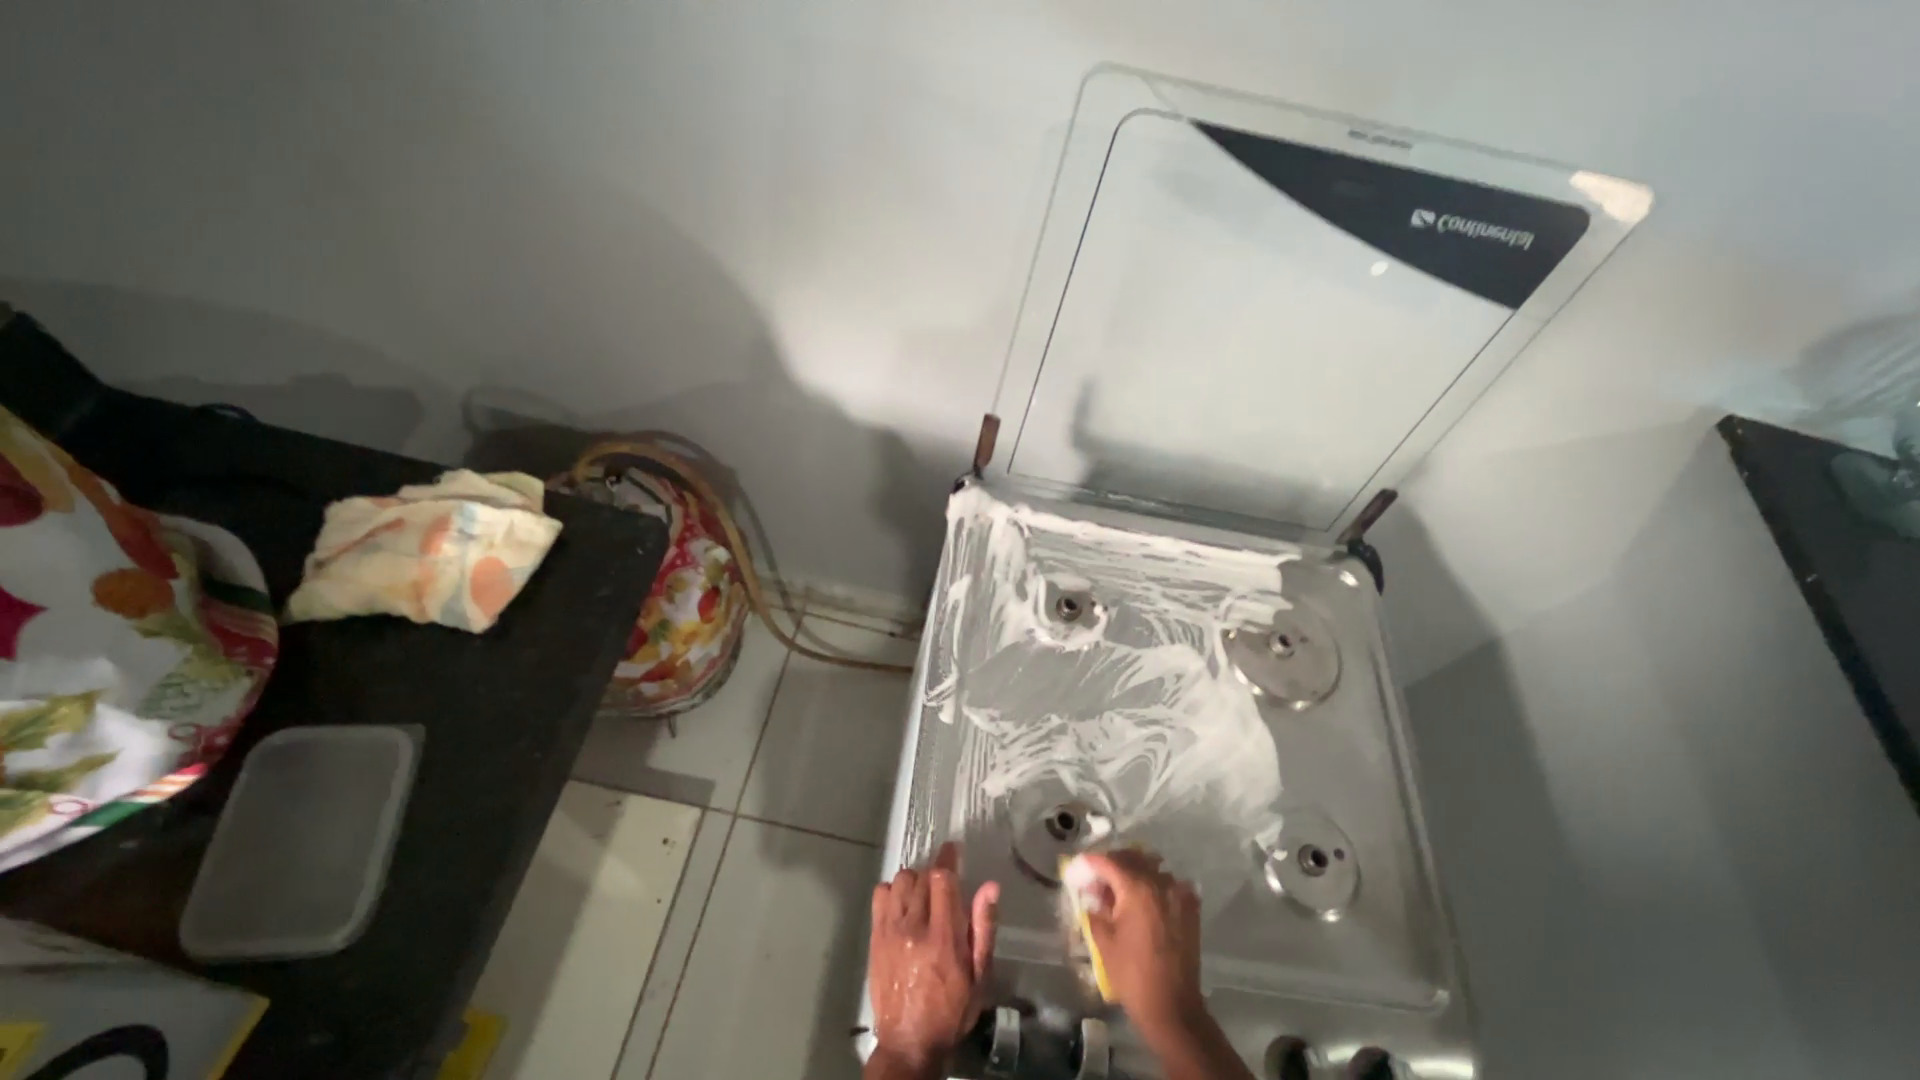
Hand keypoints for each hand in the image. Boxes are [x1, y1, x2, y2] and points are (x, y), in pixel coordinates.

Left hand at [867, 842, 999, 1075]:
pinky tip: (902, 904)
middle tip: (945, 883)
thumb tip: (990, 887)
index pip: (942, 879)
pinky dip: (892, 891)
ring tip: (924, 895)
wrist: (909, 1041)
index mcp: (943, 937)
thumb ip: (983, 928)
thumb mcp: (979, 975)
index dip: (948, 859)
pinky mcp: (875, 937)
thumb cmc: (952, 1010)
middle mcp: (914, 927)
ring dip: (914, 881)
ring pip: (899, 881)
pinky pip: (879, 895)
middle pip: (920, 876)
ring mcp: (890, 931)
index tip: (953, 850)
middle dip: (934, 873)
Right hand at [1063, 849, 1204, 1035]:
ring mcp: (1179, 894)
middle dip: (1112, 864)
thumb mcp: (1103, 941)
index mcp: (1136, 888)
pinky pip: (1169, 884)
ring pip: (1152, 869)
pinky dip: (1154, 885)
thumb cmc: (1131, 974)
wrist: (1172, 1005)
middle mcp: (1160, 883)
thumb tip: (1093, 895)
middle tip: (1097, 880)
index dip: (1090, 863)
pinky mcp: (1191, 908)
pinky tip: (1144, 901)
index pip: (1108, 862)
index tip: (1079, 868)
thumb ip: (1095, 909)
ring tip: (1120, 891)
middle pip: (1132, 858)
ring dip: (1134, 872)